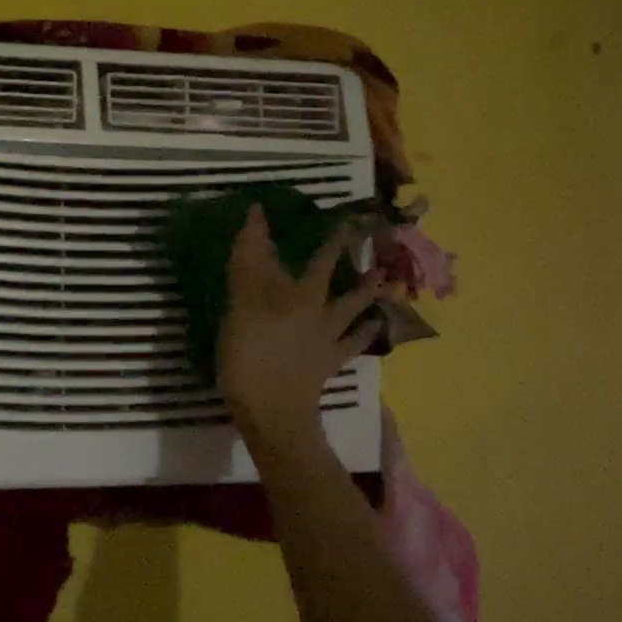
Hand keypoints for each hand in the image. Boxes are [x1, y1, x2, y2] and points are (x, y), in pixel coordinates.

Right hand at [218, 205, 382, 439]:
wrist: (273, 413)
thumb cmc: (249, 358)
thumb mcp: (240, 307)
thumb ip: (248, 262)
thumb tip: (257, 214)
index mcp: (290, 293)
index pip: (284, 253)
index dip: (277, 231)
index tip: (281, 208)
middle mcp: (314, 307)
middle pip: (328, 271)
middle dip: (339, 248)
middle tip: (356, 227)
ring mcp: (326, 336)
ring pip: (352, 304)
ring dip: (366, 288)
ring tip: (381, 274)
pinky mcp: (329, 362)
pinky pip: (354, 342)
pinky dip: (365, 330)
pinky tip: (374, 323)